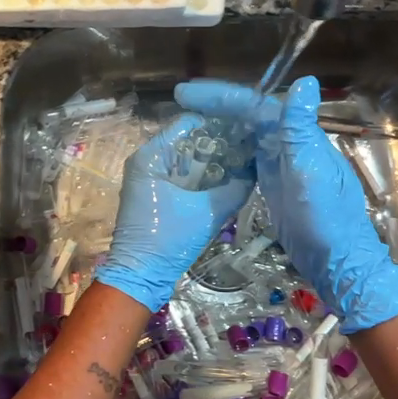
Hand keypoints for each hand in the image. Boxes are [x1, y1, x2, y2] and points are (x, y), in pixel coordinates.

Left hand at [93, 114, 254, 311]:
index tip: (244, 127)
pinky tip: (224, 180)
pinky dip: (200, 177)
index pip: (187, 123)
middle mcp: (146, 160)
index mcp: (151, 156)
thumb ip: (235, 188)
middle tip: (249, 145)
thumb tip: (257, 169)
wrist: (140, 275)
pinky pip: (180, 175)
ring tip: (243, 160)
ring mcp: (148, 177)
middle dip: (218, 143)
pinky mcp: (154, 193)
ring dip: (211, 162)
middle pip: (187, 140)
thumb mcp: (207, 212)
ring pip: (185, 159)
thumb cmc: (168, 240)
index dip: (217, 123)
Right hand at [175, 76, 397, 333]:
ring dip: (217, 124)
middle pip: (247, 114)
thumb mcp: (309, 170)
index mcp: (296, 134)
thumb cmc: (325, 216)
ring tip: (185, 121)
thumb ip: (300, 127)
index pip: (254, 104)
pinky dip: (224, 149)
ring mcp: (279, 162)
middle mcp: (288, 142)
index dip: (220, 96)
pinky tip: (204, 152)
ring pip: (244, 133)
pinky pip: (244, 156)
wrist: (337, 258)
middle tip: (180, 100)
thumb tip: (304, 81)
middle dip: (214, 105)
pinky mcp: (271, 181)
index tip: (187, 93)